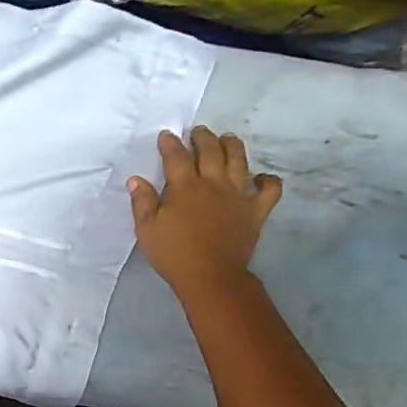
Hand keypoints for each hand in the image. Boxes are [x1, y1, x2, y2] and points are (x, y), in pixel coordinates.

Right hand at [127, 126, 282, 295]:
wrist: (210, 275)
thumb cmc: (173, 253)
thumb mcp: (147, 229)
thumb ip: (142, 202)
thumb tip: (136, 179)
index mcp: (185, 187)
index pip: (176, 157)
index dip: (170, 144)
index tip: (167, 135)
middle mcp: (213, 183)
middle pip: (210, 151)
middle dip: (203, 137)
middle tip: (198, 131)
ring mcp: (239, 194)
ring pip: (239, 160)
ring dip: (232, 145)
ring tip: (226, 138)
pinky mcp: (256, 209)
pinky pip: (270, 188)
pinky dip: (267, 179)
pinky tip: (260, 178)